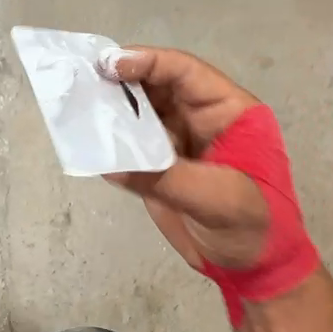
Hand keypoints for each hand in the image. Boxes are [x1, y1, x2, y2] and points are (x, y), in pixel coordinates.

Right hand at [100, 47, 270, 272]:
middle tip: (82, 77)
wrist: (255, 268)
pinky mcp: (159, 165)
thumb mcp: (218, 198)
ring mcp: (178, 141)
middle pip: (157, 85)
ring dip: (111, 107)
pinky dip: (109, 140)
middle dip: (121, 79)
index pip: (185, 73)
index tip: (110, 65)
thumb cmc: (255, 226)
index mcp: (228, 111)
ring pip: (140, 111)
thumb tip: (110, 164)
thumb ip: (166, 178)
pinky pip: (131, 144)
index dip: (148, 63)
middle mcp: (200, 118)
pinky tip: (86, 136)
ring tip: (77, 102)